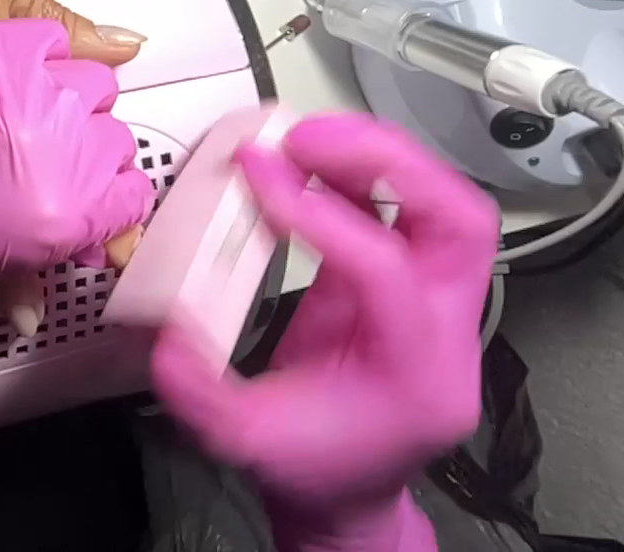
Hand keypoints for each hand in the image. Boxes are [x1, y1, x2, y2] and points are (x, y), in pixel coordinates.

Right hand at [150, 113, 497, 550]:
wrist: (348, 487)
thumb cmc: (312, 468)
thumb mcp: (241, 442)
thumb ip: (195, 389)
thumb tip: (167, 325)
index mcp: (416, 373)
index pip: (385, 270)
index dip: (317, 212)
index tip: (256, 172)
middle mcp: (443, 330)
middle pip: (457, 219)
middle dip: (383, 162)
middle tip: (305, 138)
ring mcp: (432, 300)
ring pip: (442, 202)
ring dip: (375, 155)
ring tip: (304, 136)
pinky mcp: (403, 278)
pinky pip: (400, 207)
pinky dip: (358, 171)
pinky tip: (308, 161)